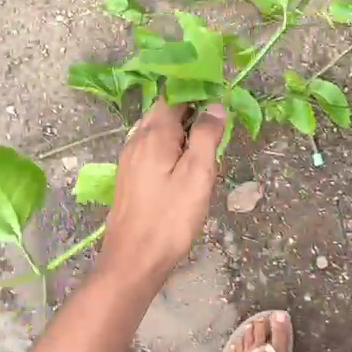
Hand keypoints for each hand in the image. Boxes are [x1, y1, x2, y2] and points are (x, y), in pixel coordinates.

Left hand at [101, 100, 225, 281]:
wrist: (134, 260)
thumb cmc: (171, 217)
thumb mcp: (198, 174)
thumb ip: (206, 135)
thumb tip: (215, 106)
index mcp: (154, 134)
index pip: (174, 96)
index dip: (197, 91)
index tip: (221, 98)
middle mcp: (137, 140)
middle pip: (164, 111)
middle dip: (191, 110)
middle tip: (217, 125)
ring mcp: (130, 159)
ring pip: (157, 131)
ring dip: (181, 131)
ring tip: (206, 147)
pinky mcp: (129, 177)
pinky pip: (152, 149)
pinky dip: (171, 148)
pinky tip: (185, 167)